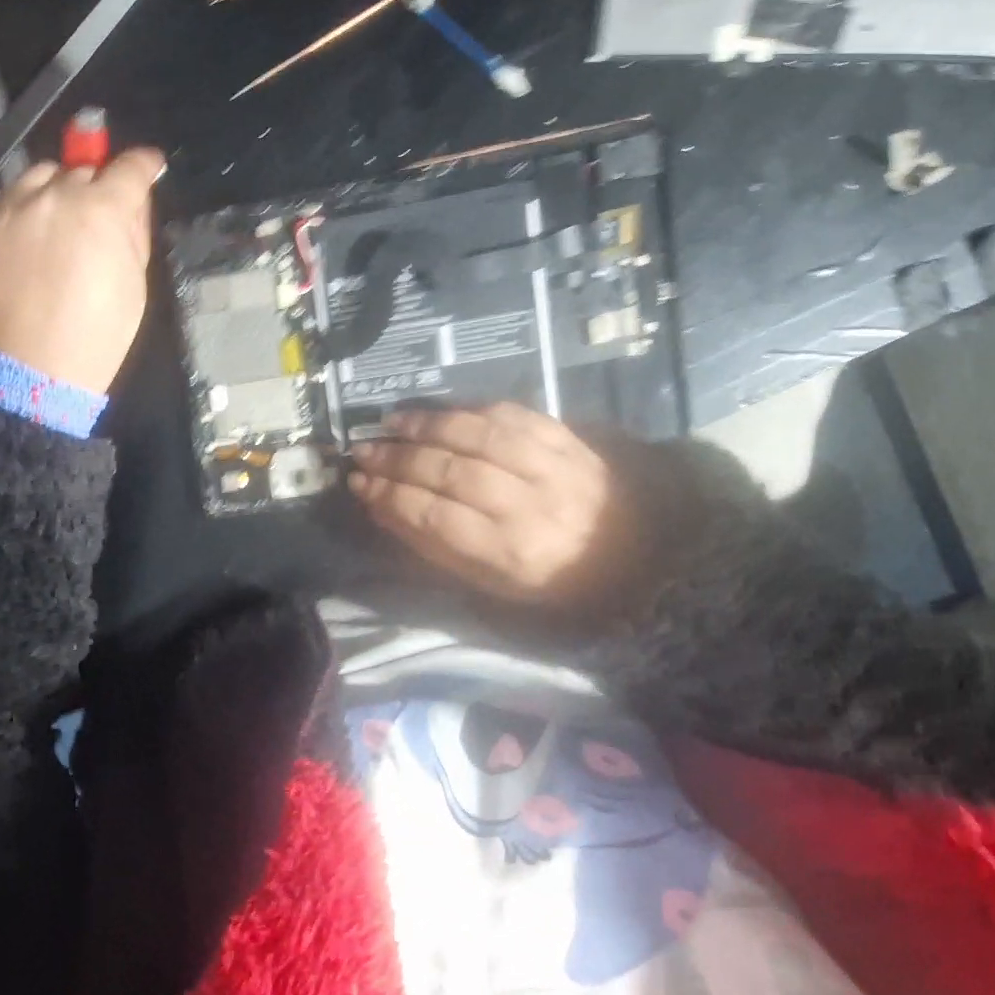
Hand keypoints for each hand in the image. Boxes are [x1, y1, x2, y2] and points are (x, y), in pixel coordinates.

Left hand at [0, 148, 166, 393]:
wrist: (37, 370)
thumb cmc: (98, 335)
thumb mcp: (136, 284)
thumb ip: (134, 231)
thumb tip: (132, 199)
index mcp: (101, 210)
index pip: (129, 168)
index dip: (144, 167)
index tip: (148, 168)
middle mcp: (55, 195)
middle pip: (83, 172)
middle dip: (96, 191)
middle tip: (96, 222)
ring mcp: (14, 207)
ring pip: (42, 176)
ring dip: (56, 192)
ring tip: (57, 227)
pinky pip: (9, 195)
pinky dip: (23, 207)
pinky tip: (29, 237)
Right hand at [348, 405, 642, 606]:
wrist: (637, 557)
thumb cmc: (551, 581)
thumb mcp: (491, 583)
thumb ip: (435, 546)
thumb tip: (382, 509)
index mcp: (510, 553)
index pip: (435, 516)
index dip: (390, 496)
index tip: (358, 483)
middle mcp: (530, 506)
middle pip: (452, 472)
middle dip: (399, 458)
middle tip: (363, 450)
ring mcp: (552, 468)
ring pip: (480, 436)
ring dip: (429, 426)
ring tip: (392, 422)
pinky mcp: (568, 440)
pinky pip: (514, 416)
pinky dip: (472, 410)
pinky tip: (444, 412)